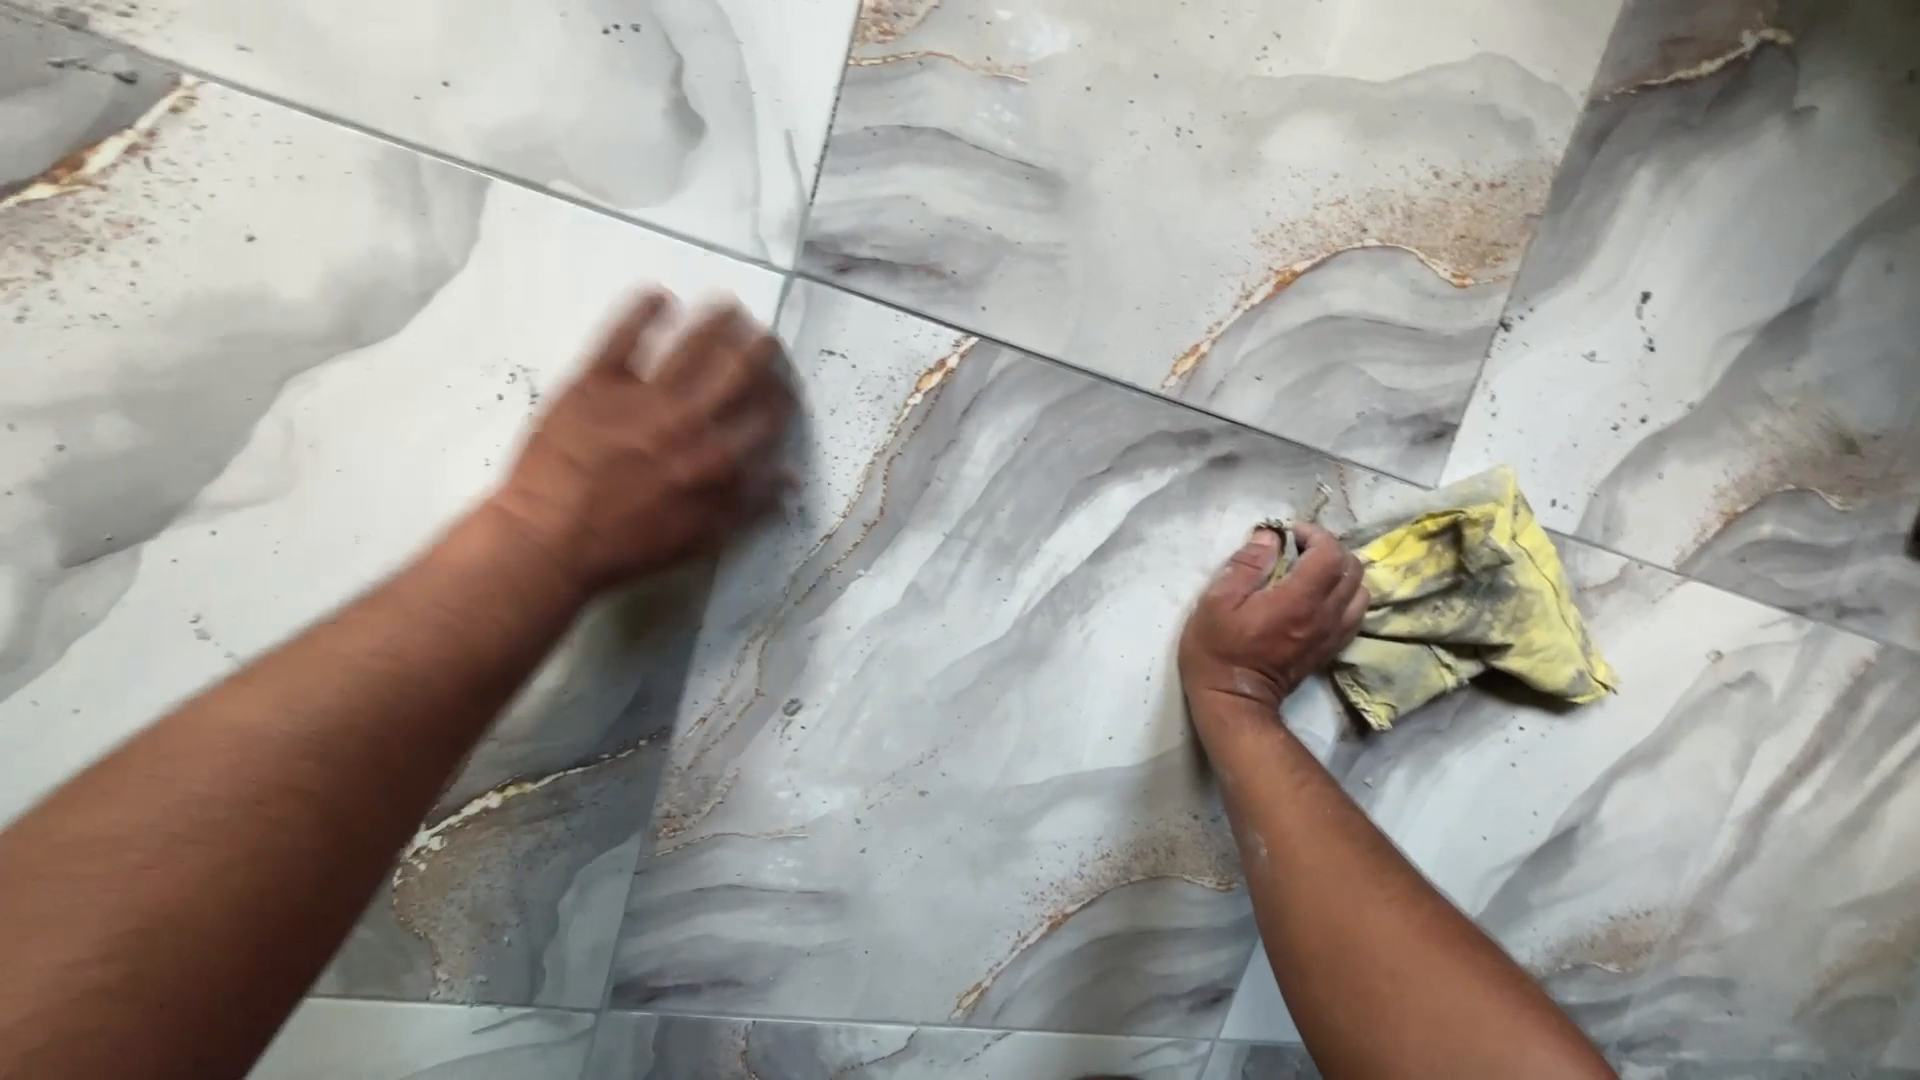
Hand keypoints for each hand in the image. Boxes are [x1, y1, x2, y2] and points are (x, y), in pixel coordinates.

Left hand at [485, 289, 794, 596]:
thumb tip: (790, 474)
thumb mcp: (703, 536)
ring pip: (690, 346)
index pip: (765, 417)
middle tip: (767, 335)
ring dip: (715, 321)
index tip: (785, 386)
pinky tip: (659, 295)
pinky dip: (643, 312)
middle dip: (759, 350)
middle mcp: (687, 420)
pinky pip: (623, 337)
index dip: (782, 397)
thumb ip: (749, 502)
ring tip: (730, 305)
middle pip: (736, 372)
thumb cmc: (629, 545)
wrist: (549, 539)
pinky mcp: (594, 382)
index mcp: (716, 460)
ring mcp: (641, 397)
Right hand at [1178, 523, 1368, 715]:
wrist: (1233, 700)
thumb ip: (1246, 565)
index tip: (1289, 534)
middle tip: (1299, 549)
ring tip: (1311, 571)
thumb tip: (1269, 537)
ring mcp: (1332, 634)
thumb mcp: (1216, 601)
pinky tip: (1319, 597)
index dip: (1314, 534)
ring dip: (1340, 573)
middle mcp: (1325, 615)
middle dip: (1329, 549)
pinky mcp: (1331, 648)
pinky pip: (1355, 613)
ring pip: (1360, 590)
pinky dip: (1344, 596)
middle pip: (1352, 569)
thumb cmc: (1217, 649)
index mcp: (1298, 600)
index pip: (1329, 553)